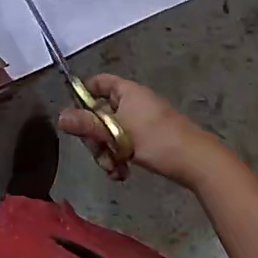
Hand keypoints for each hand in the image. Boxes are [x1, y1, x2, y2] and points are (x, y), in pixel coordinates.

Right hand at [57, 74, 238, 188]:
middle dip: (96, 136)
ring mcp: (143, 122)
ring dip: (107, 152)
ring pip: (112, 133)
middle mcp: (134, 102)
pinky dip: (120, 158)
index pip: (98, 82)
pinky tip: (122, 174)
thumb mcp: (116, 133)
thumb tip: (59, 117)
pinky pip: (125, 145)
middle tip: (98, 152)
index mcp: (126, 91)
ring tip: (113, 170)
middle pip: (101, 113)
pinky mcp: (151, 140)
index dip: (83, 95)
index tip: (76, 115)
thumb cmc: (156, 140)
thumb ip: (86, 124)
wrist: (198, 162)